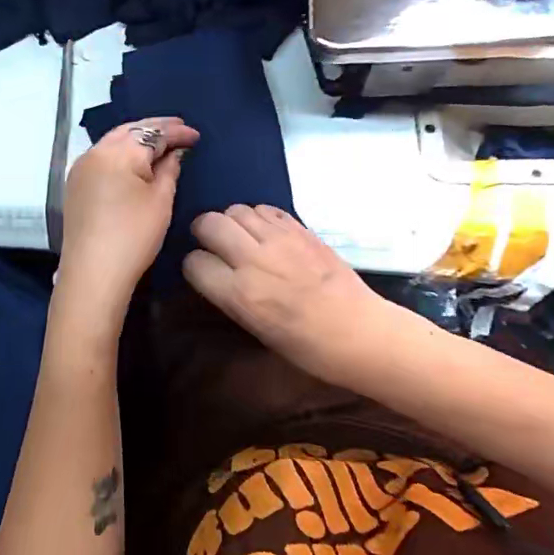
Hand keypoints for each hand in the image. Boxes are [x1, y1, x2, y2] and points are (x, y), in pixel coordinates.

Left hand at [59, 117, 199, 296]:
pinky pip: (101, 158)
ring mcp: (80, 168)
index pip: (152, 132)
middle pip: (128, 131)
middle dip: (154, 129)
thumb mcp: (160, 200)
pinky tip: (134, 161)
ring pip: (112, 143)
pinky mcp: (75, 185)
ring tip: (159, 143)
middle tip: (178, 130)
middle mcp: (94, 152)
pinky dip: (120, 154)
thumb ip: (169, 170)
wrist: (93, 272)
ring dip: (135, 140)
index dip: (177, 132)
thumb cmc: (133, 235)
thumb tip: (173, 153)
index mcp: (118, 152)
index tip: (196, 136)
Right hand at [182, 205, 405, 385]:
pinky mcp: (301, 230)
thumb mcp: (253, 327)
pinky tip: (264, 233)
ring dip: (231, 221)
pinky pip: (266, 208)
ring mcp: (280, 240)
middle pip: (208, 223)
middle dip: (204, 232)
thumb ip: (228, 295)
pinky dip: (258, 217)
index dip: (195, 266)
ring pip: (236, 209)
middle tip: (213, 244)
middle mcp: (255, 260)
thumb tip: (212, 272)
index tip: (203, 272)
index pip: (193, 262)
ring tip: (240, 236)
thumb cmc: (304, 346)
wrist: (359, 332)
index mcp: (240, 294)